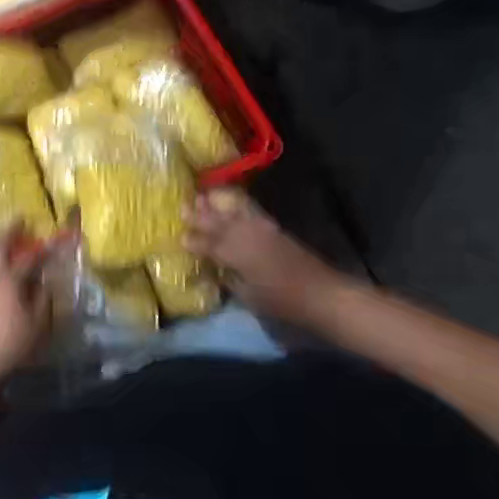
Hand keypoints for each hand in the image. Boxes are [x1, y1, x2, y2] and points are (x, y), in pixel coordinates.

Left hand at [0, 236, 52, 382]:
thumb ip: (43, 298)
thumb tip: (44, 283)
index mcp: (10, 279)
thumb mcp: (37, 322)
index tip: (57, 238)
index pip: (30, 257)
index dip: (45, 248)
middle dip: (9, 231)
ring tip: (9, 238)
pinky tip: (1, 263)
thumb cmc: (11, 341)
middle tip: (20, 220)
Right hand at [184, 189, 349, 323]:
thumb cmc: (282, 301)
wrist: (320, 292)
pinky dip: (238, 206)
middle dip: (200, 216)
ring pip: (233, 213)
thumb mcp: (249, 296)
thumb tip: (219, 271)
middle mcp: (245, 236)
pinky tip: (232, 203)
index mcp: (236, 254)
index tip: (178, 236)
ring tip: (201, 197)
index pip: (209, 245)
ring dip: (216, 206)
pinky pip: (250, 211)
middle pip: (218, 223)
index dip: (193, 241)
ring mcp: (261, 229)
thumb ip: (231, 280)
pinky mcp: (274, 228)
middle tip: (182, 207)